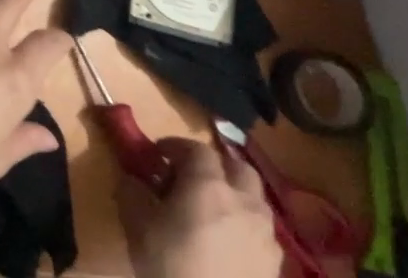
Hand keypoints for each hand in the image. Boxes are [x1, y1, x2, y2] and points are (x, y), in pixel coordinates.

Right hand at [117, 137, 281, 277]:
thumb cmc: (169, 262)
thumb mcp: (135, 221)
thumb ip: (132, 190)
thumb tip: (134, 178)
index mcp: (208, 185)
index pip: (196, 148)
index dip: (175, 145)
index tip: (157, 153)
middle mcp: (244, 202)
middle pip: (238, 168)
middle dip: (215, 165)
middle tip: (189, 175)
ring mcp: (266, 233)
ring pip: (254, 199)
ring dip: (233, 193)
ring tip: (209, 210)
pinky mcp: (276, 262)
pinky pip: (260, 229)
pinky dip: (243, 223)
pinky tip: (225, 241)